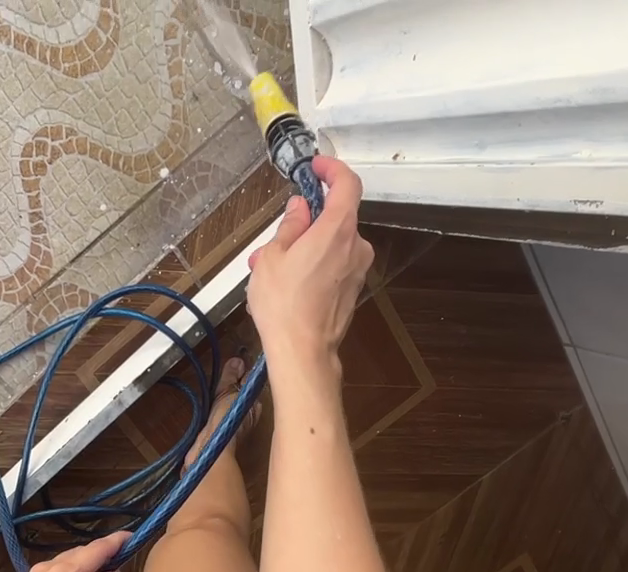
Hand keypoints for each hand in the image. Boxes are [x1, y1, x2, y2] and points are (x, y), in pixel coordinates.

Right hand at [245, 156, 373, 393]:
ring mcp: (357, 269)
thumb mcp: (271, 258)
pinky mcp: (352, 290)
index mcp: (337, 229)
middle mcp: (355, 245)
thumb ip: (288, 226)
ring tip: (270, 269)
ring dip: (303, 249)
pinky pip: (332, 267)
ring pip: (330, 246)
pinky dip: (312, 267)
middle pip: (334, 219)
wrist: (302, 350)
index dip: (333, 169)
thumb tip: (298, 208)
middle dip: (304, 223)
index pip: (347, 183)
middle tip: (272, 239)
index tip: (316, 166)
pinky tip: (286, 286)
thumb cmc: (283, 304)